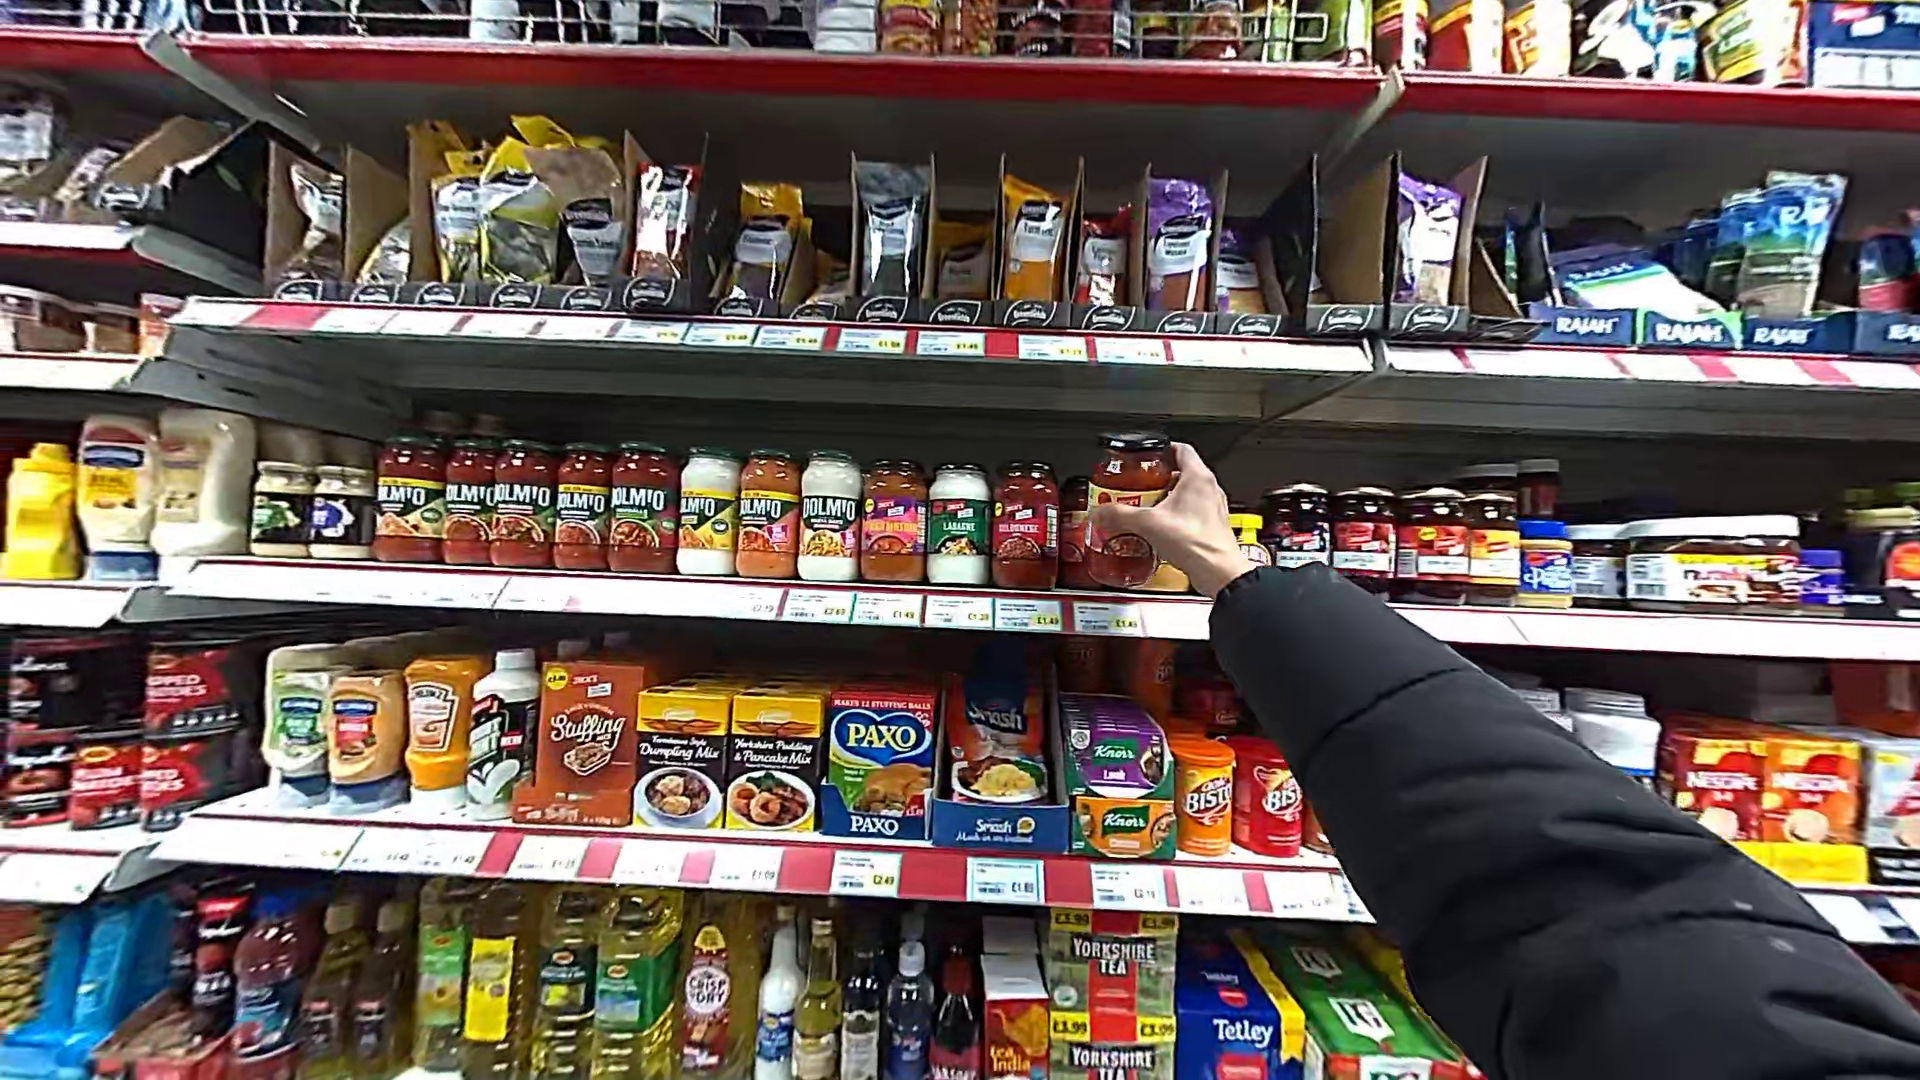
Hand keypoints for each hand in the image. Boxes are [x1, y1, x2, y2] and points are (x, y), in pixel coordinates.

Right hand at [1088, 442, 1254, 597]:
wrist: (1218, 571)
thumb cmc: (1196, 542)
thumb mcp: (1148, 523)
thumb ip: (1119, 515)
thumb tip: (1100, 512)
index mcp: (1197, 478)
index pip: (1181, 449)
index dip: (1162, 449)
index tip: (1147, 455)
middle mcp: (1209, 489)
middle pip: (1181, 472)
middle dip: (1158, 478)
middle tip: (1139, 485)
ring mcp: (1213, 507)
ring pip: (1187, 493)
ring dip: (1167, 497)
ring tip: (1147, 506)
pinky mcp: (1211, 525)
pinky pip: (1191, 512)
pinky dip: (1175, 515)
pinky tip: (1160, 527)